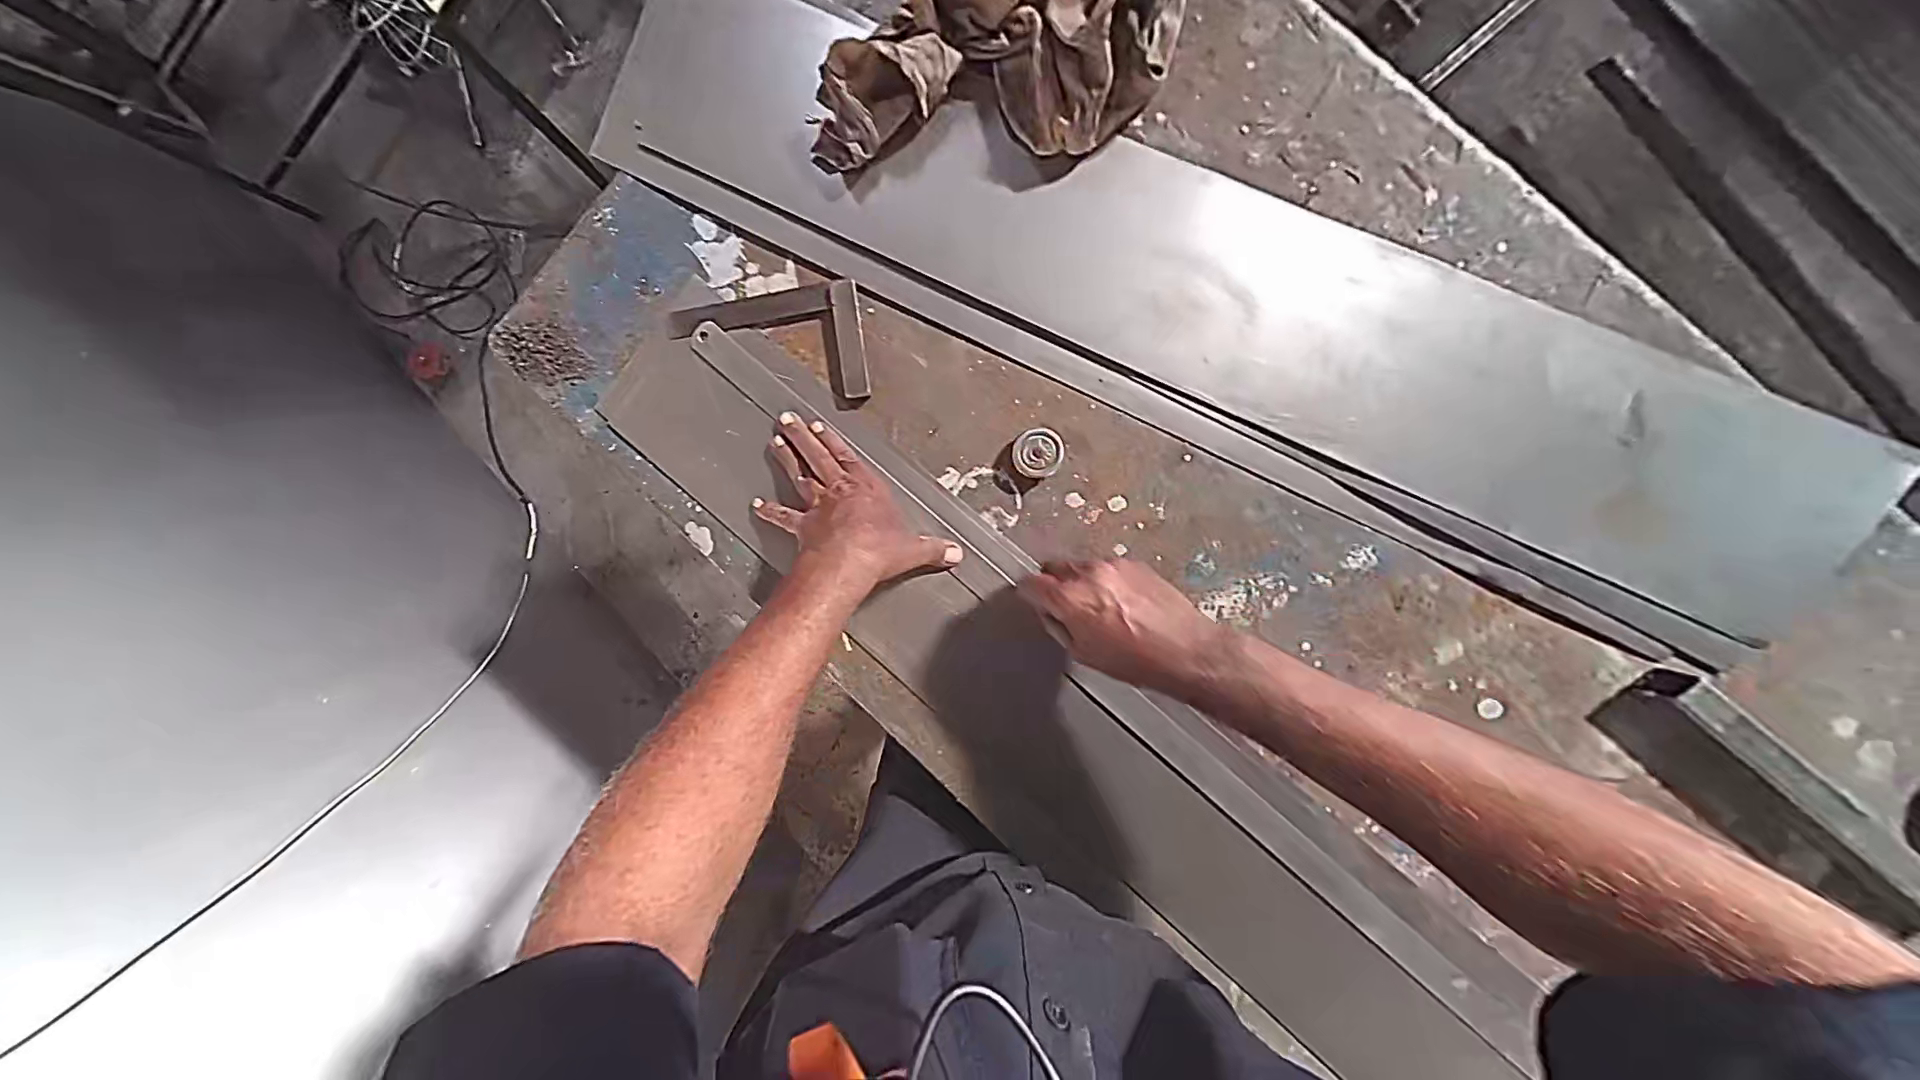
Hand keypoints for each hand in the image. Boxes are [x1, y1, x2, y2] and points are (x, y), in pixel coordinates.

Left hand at [753, 412, 962, 591]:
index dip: (833, 442)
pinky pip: (783, 516)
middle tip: (788, 420)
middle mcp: (840, 492)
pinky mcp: (803, 527)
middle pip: (818, 457)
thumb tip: (954, 553)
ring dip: (787, 459)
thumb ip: (934, 549)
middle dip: (803, 437)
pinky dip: (770, 510)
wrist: (850, 564)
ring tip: (776, 442)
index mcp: (867, 489)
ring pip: (799, 475)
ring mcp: (819, 507)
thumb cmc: (878, 550)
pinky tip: (758, 504)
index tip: (820, 428)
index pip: (847, 458)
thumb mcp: (915, 549)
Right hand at [1017, 559, 1231, 695]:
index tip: (1030, 597)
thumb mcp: (1084, 653)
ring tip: (1099, 608)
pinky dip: (1106, 580)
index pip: (1031, 583)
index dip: (1028, 592)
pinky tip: (1120, 603)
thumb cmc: (1139, 660)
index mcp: (1071, 598)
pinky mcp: (1135, 564)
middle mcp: (1090, 573)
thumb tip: (1050, 614)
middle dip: (1053, 584)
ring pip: (1082, 566)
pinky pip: (1107, 568)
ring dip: (1081, 582)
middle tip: (1064, 606)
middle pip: (1054, 567)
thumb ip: (1058, 627)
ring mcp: (1114, 565)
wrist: (1187, 650)